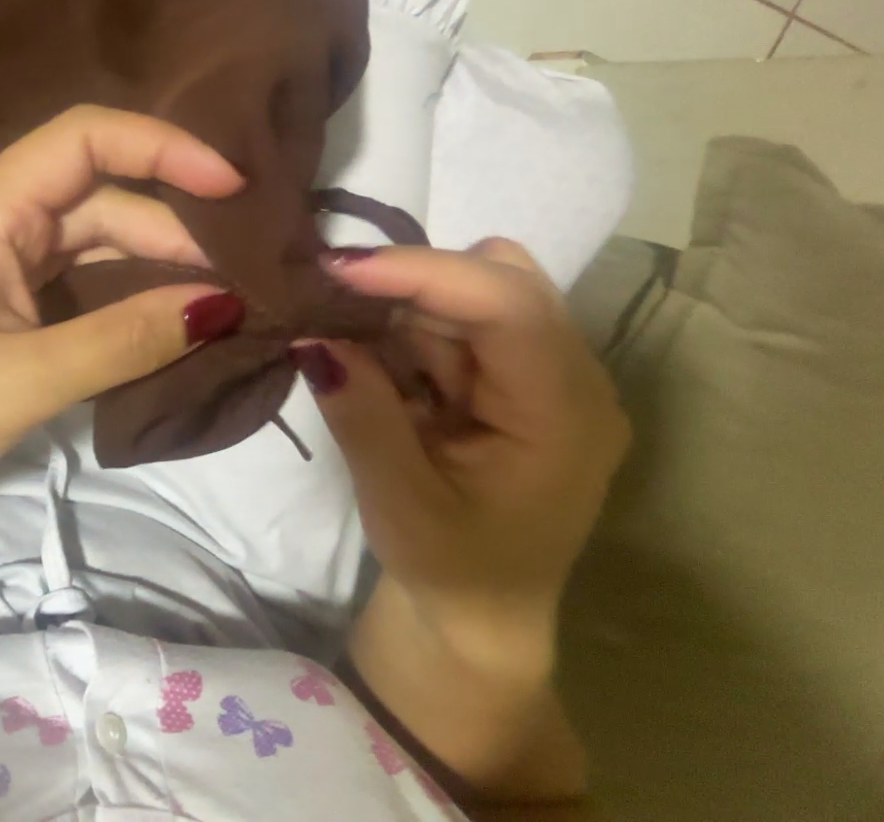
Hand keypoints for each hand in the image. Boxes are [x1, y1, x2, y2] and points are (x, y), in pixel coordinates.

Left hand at [0, 104, 247, 504]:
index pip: (84, 137)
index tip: (233, 184)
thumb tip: (223, 306)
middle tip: (246, 268)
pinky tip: (166, 309)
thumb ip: (129, 338)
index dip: (163, 146)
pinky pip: (70, 268)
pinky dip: (119, 285)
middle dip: (172, 221)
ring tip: (223, 294)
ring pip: (88, 232)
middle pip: (97, 189)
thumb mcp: (32, 377)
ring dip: (151, 258)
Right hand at [299, 239, 629, 671]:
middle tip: (326, 300)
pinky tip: (367, 352)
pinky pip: (460, 325)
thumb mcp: (398, 499)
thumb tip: (312, 336)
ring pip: (474, 295)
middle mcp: (571, 381)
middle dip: (408, 283)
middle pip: (498, 284)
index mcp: (563, 415)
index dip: (422, 272)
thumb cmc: (449, 569)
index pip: (508, 306)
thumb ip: (362, 413)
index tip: (336, 267)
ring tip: (338, 328)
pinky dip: (406, 326)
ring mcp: (546, 378)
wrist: (478, 616)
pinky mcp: (513, 382)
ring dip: (402, 304)